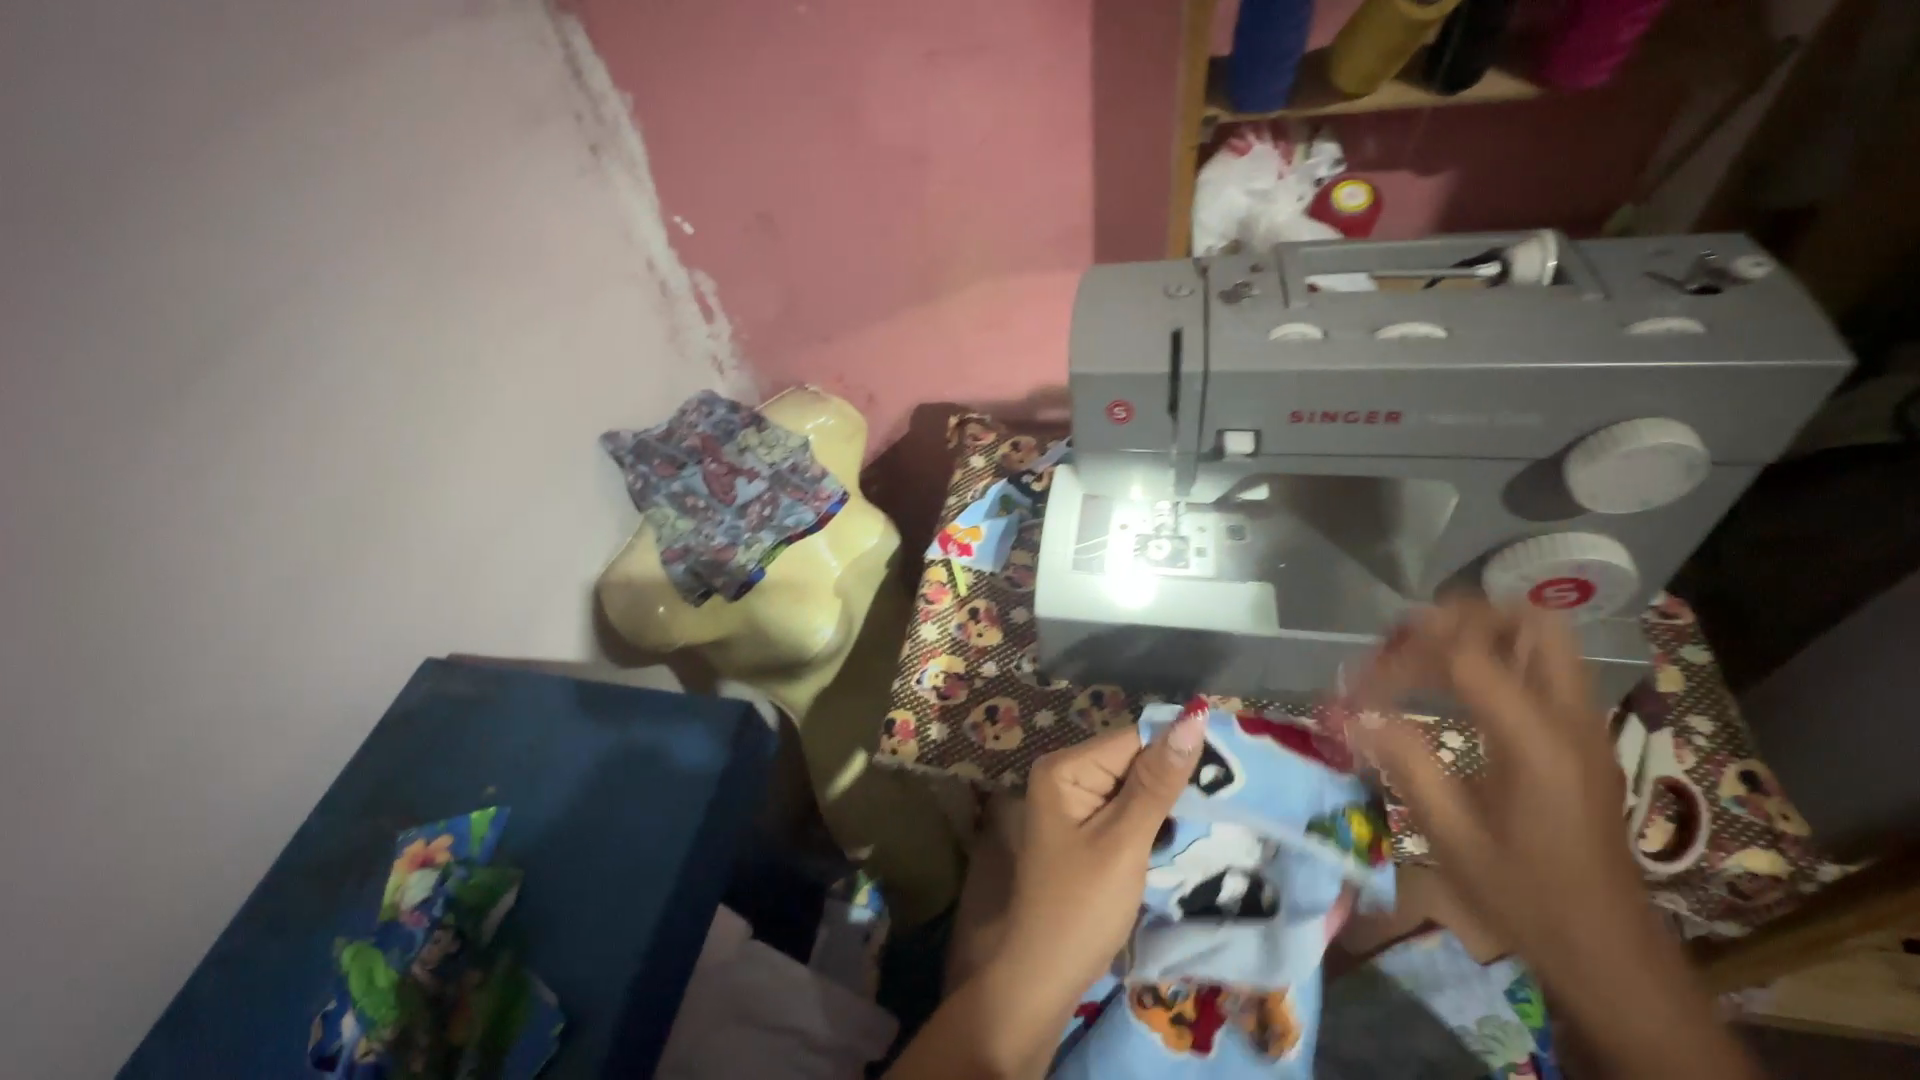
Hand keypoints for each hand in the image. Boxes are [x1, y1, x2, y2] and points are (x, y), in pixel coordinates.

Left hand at [886, 712, 1205, 1079]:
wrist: (1044, 975)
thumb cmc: (1081, 907)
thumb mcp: (1124, 842)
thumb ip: (1158, 782)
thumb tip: (1194, 718)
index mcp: (1065, 768)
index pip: (1135, 739)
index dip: (1181, 751)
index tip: (1232, 769)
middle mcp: (1066, 775)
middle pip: (1136, 759)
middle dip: (1177, 778)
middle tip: (1232, 795)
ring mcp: (1076, 804)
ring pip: (1138, 786)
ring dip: (1171, 801)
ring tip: (1218, 813)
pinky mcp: (1089, 830)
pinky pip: (1130, 810)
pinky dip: (1156, 821)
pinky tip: (1185, 832)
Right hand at [1347, 599, 1645, 978]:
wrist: (1609, 950)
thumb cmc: (1524, 898)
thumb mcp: (1451, 836)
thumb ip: (1405, 762)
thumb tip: (1352, 712)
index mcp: (1535, 740)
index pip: (1464, 656)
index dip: (1403, 655)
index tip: (1357, 681)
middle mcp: (1569, 718)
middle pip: (1527, 621)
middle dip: (1459, 619)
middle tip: (1405, 645)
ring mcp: (1585, 726)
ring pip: (1544, 639)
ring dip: (1483, 633)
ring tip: (1425, 659)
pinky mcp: (1584, 739)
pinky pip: (1547, 669)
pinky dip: (1500, 658)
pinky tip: (1457, 691)